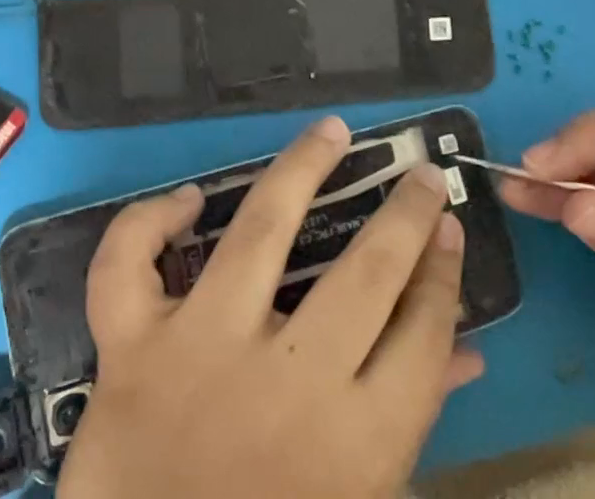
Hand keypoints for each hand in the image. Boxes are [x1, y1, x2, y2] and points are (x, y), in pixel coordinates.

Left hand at [59, 116, 483, 498]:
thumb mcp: (365, 491)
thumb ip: (413, 416)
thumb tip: (467, 350)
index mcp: (359, 435)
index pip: (424, 327)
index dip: (444, 268)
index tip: (446, 225)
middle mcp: (289, 380)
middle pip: (368, 272)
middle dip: (404, 214)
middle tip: (420, 174)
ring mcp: (202, 355)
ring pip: (260, 233)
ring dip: (302, 169)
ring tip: (331, 132)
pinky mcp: (129, 352)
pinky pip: (127, 267)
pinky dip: (148, 222)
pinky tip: (191, 199)